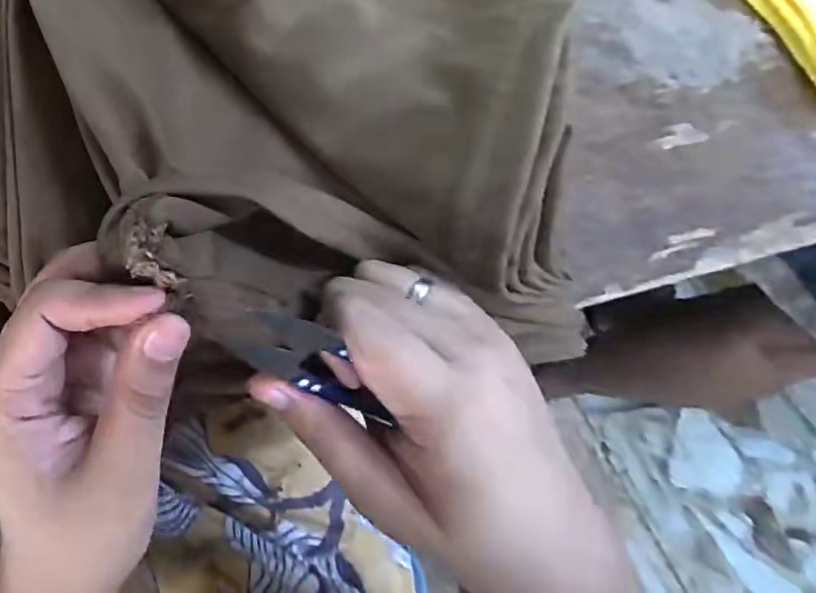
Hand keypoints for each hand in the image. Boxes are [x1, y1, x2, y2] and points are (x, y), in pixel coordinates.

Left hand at [0, 243, 190, 592]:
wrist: (62, 579)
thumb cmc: (83, 537)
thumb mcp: (121, 473)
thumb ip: (142, 393)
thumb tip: (173, 318)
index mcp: (7, 390)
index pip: (45, 310)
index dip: (100, 296)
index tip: (158, 301)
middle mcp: (15, 365)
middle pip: (50, 289)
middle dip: (104, 274)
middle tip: (161, 273)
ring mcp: (40, 366)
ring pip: (71, 296)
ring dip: (116, 287)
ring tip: (167, 287)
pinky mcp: (66, 373)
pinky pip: (92, 324)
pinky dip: (125, 312)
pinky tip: (158, 314)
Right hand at [247, 262, 634, 592]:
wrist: (556, 544)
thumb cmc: (461, 532)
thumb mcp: (382, 498)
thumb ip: (321, 430)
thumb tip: (260, 378)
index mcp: (448, 398)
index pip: (358, 315)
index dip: (328, 337)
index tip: (339, 382)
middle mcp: (472, 346)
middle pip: (366, 284)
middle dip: (340, 320)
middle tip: (356, 378)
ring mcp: (488, 328)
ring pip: (389, 272)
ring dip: (367, 304)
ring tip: (382, 359)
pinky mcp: (493, 322)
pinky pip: (420, 279)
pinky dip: (397, 299)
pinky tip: (407, 345)